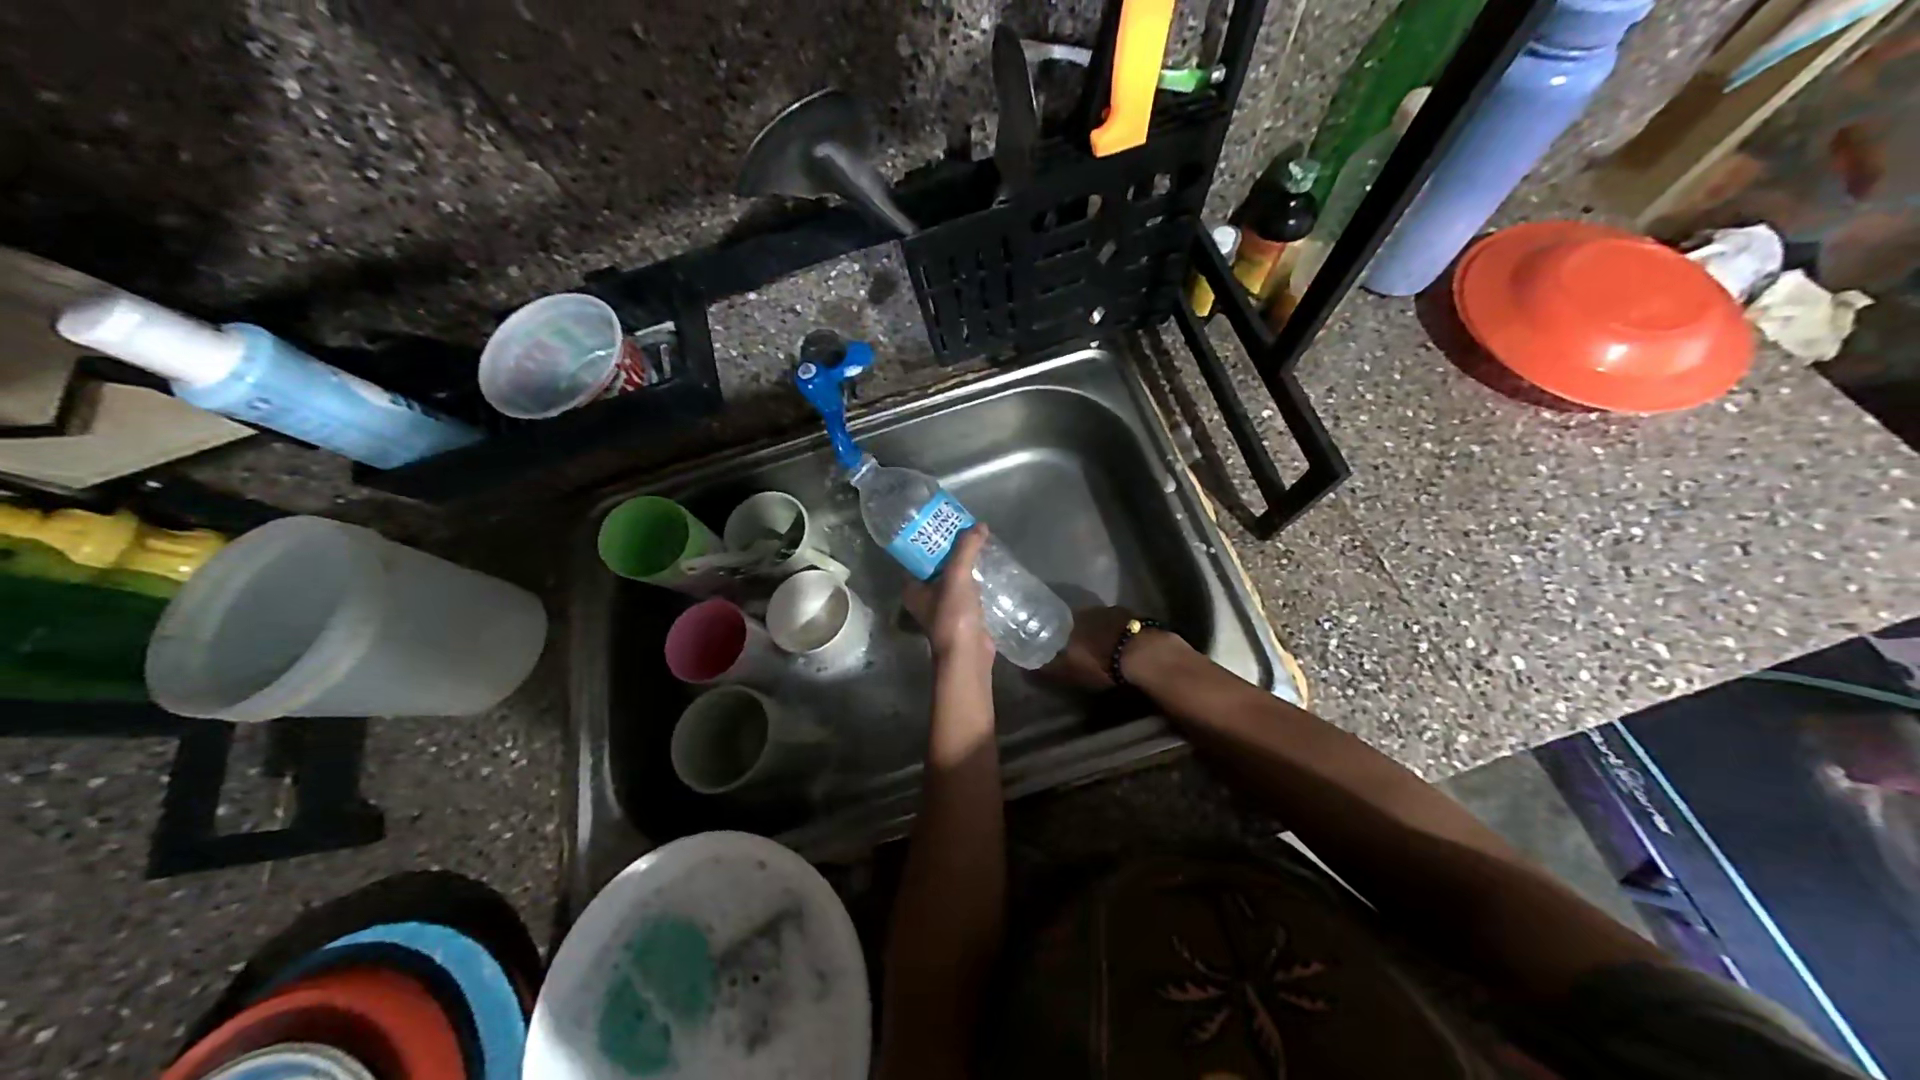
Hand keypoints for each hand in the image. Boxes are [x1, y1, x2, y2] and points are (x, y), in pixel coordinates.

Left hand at [903, 526, 994, 667]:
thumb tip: (979, 526)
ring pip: (953, 578)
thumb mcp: (957, 576)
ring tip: (980, 543)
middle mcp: (923, 596)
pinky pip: (967, 590)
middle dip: (952, 548)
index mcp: (912, 587)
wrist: (967, 655)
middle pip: (937, 565)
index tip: (946, 522)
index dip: (931, 538)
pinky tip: (988, 568)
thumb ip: (966, 549)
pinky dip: (975, 579)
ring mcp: (943, 607)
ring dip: (965, 563)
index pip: (918, 555)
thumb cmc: (953, 614)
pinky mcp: (961, 616)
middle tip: (968, 529)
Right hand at [1042, 606, 1185, 689]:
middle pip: (1078, 619)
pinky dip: (1117, 631)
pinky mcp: (1134, 616)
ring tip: (1101, 644)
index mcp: (1069, 621)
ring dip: (1099, 629)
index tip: (1053, 642)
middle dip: (1078, 630)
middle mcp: (1088, 610)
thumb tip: (1025, 669)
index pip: (1055, 623)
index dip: (1054, 633)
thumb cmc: (1100, 663)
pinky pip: (1119, 622)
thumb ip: (1048, 669)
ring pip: (1100, 619)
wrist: (1143, 653)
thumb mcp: (1069, 672)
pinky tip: (1120, 643)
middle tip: (1078, 645)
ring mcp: (1113, 610)